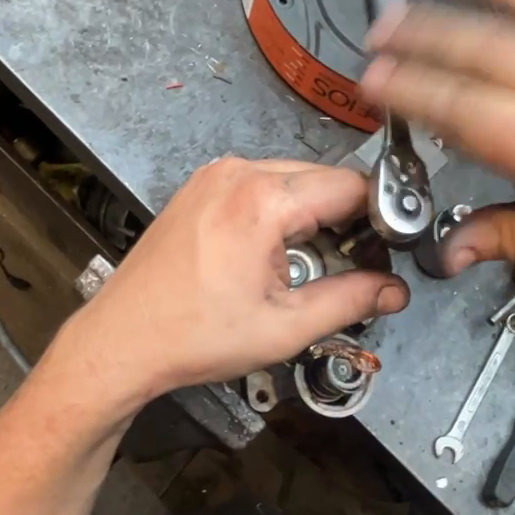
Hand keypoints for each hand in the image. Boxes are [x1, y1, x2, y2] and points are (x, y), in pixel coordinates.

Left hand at [49, 158, 409, 408]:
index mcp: (261, 200)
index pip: (349, 186)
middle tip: (352, 266)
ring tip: (306, 267)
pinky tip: (273, 256)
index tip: (388, 247)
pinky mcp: (199, 190)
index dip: (378, 217)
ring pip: (290, 182)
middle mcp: (236, 173)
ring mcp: (213, 177)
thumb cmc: (191, 336)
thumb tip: (392, 290)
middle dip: (345, 219)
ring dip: (310, 217)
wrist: (122, 340)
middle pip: (321, 180)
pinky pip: (258, 187)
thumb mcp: (285, 327)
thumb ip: (350, 301)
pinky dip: (277, 214)